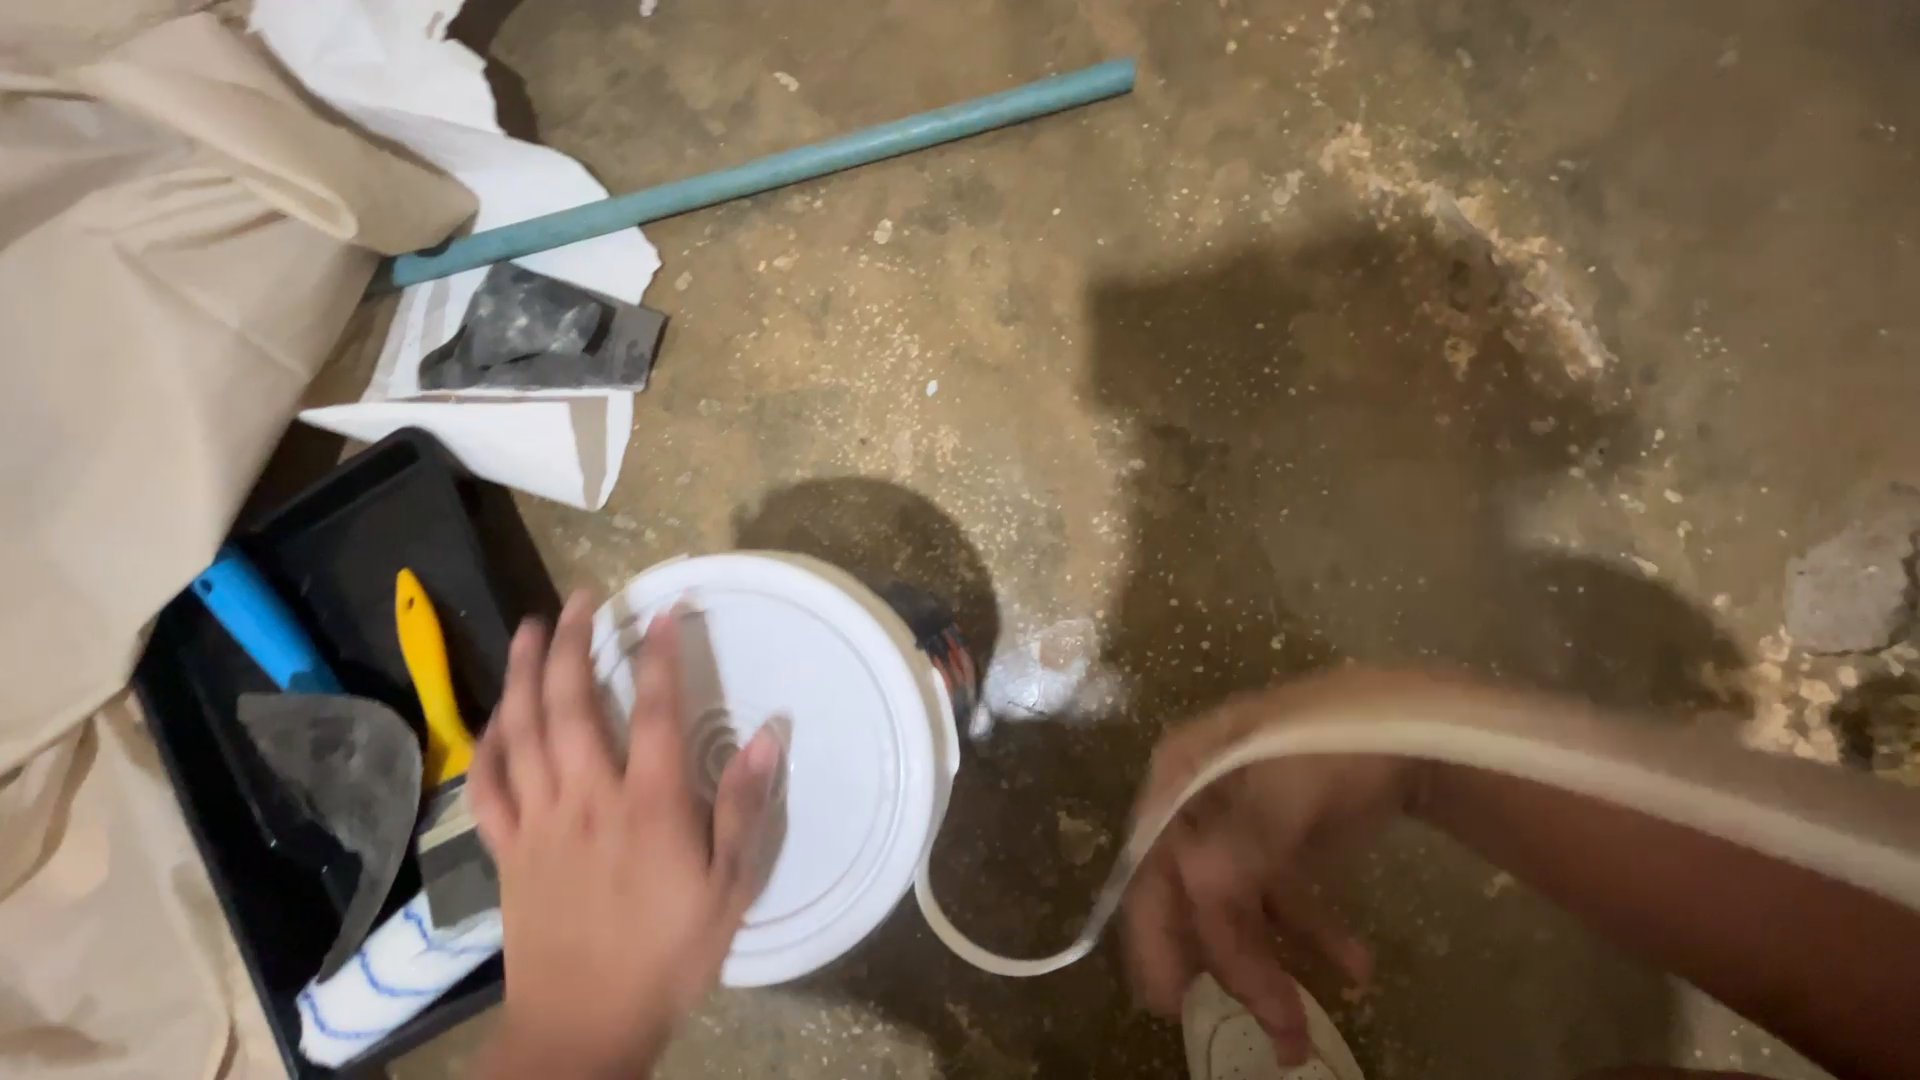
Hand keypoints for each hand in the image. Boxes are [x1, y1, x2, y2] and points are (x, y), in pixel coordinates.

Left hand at [470, 592, 781, 1078]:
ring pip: (522, 731)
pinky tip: (497, 712)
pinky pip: (488, 785)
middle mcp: (587, 799)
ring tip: (531, 627)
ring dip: (525, 673)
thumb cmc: (668, 954)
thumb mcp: (728, 887)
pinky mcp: (507, 849)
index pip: (654, 711)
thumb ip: (742, 808)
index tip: (665, 609)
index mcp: (647, 806)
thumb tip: (769, 737)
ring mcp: (538, 822)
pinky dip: (489, 741)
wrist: (582, 1026)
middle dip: (577, 643)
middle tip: (584, 599)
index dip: (660, 655)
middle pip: (573, 705)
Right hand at [1121, 669, 1451, 1064]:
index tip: (1168, 997)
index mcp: (1178, 776)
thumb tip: (1196, 897)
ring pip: (1233, 905)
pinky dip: (1309, 938)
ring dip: (1268, 966)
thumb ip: (1238, 848)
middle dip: (1227, 962)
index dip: (1153, 928)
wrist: (1409, 722)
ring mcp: (1234, 825)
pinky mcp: (1273, 842)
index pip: (1150, 860)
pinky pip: (1277, 900)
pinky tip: (1354, 969)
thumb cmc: (1331, 741)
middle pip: (1189, 891)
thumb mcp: (1285, 790)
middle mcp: (1193, 802)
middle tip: (1272, 1030)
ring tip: (1304, 1030)